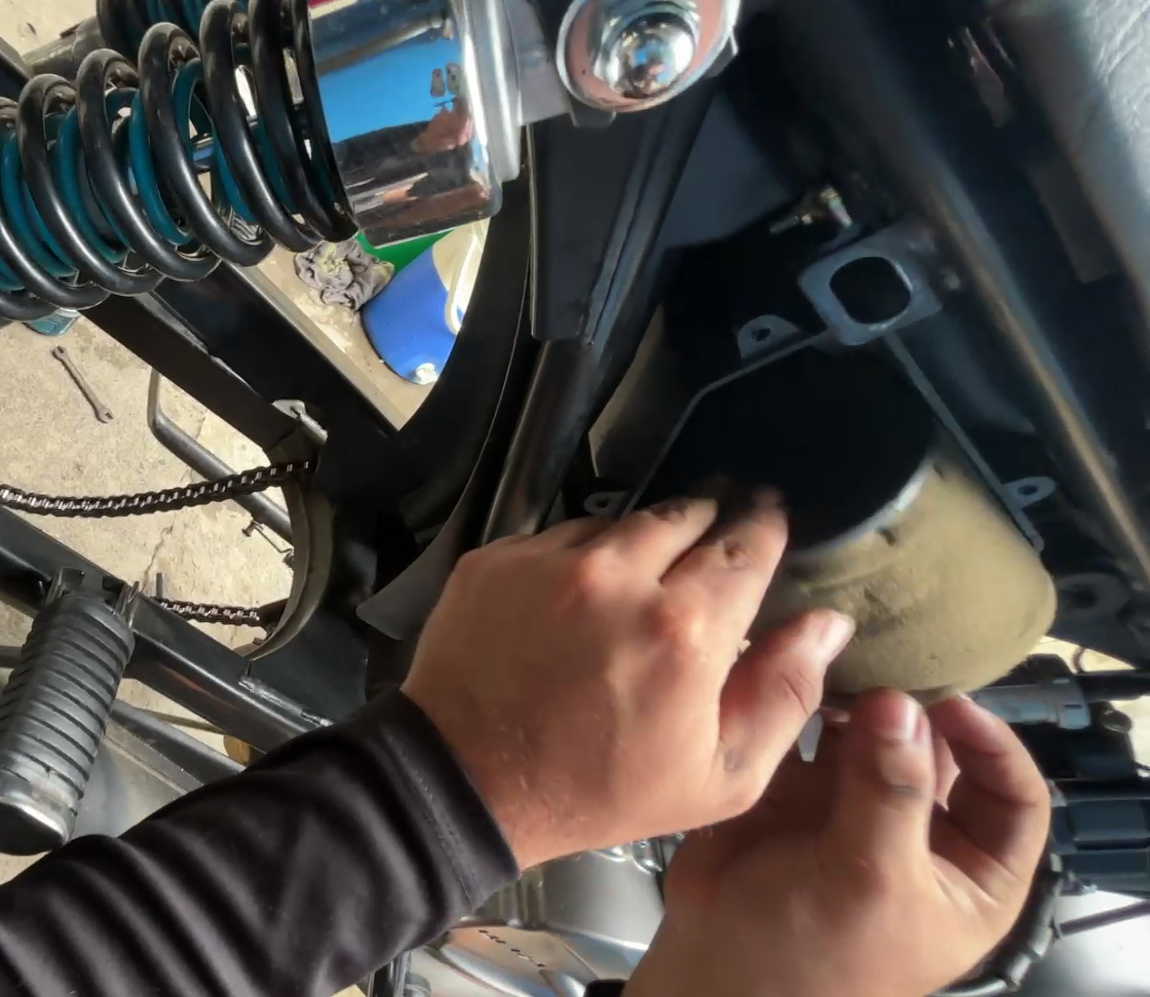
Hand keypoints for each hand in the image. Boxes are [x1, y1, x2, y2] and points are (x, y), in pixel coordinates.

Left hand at [402, 492, 854, 864]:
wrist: (466, 773)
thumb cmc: (595, 786)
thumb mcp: (718, 774)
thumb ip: (783, 691)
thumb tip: (827, 624)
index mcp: (681, 627)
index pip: (743, 548)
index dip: (763, 525)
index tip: (770, 508)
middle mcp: (610, 577)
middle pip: (678, 517)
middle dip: (705, 517)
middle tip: (714, 521)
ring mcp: (541, 561)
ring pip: (610, 523)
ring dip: (632, 541)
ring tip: (632, 576)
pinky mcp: (490, 559)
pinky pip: (550, 539)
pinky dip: (570, 556)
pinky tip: (569, 593)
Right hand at [628, 690, 1051, 996]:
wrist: (722, 960)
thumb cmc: (824, 946)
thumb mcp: (874, 878)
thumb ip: (888, 792)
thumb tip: (901, 703)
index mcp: (964, 865)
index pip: (1007, 794)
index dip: (989, 745)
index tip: (945, 698)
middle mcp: (905, 825)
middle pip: (924, 752)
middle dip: (903, 710)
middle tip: (868, 662)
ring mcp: (837, 803)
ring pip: (853, 738)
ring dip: (840, 702)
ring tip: (818, 661)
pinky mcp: (777, 785)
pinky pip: (790, 739)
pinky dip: (784, 709)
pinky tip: (773, 681)